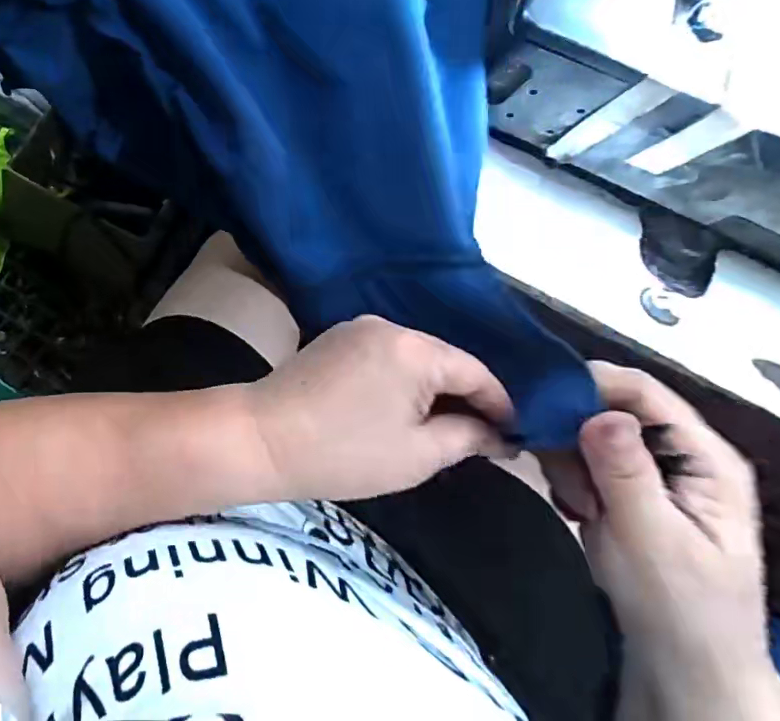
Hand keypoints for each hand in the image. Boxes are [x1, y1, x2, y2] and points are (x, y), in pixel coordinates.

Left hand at [244, 315, 513, 500]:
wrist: (264, 437)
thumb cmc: (346, 451)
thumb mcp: (419, 453)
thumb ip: (467, 436)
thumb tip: (496, 434)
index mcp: (413, 348)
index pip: (476, 371)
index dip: (501, 405)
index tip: (515, 438)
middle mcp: (385, 326)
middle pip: (444, 359)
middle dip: (466, 395)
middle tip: (486, 438)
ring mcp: (354, 329)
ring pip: (413, 357)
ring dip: (433, 387)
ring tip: (448, 427)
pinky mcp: (332, 339)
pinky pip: (384, 355)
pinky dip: (402, 379)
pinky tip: (406, 408)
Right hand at [554, 362, 779, 720]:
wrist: (680, 660)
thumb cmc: (678, 602)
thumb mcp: (650, 537)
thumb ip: (625, 472)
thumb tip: (601, 411)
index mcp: (705, 457)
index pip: (643, 391)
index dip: (590, 385)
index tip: (540, 405)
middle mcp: (678, 450)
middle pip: (607, 404)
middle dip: (574, 435)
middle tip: (569, 480)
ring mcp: (649, 465)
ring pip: (584, 428)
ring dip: (568, 461)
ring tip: (581, 506)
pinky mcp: (621, 481)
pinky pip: (577, 452)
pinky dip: (566, 475)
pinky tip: (578, 509)